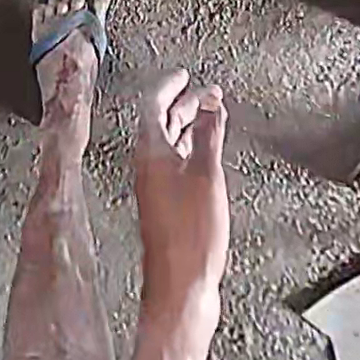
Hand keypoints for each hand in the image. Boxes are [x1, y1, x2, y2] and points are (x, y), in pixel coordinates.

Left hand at [134, 69, 229, 339]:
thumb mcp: (206, 175)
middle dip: (184, 102)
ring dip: (189, 123)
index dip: (170, 85)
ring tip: (211, 113)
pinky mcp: (166, 199)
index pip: (154, 104)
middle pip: (162, 120)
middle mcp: (148, 162)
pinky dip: (192, 145)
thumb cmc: (190, 234)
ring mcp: (156, 182)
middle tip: (205, 91)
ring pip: (170, 140)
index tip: (184, 75)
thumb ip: (208, 135)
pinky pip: (176, 159)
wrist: (180, 283)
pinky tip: (206, 149)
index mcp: (150, 150)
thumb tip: (210, 101)